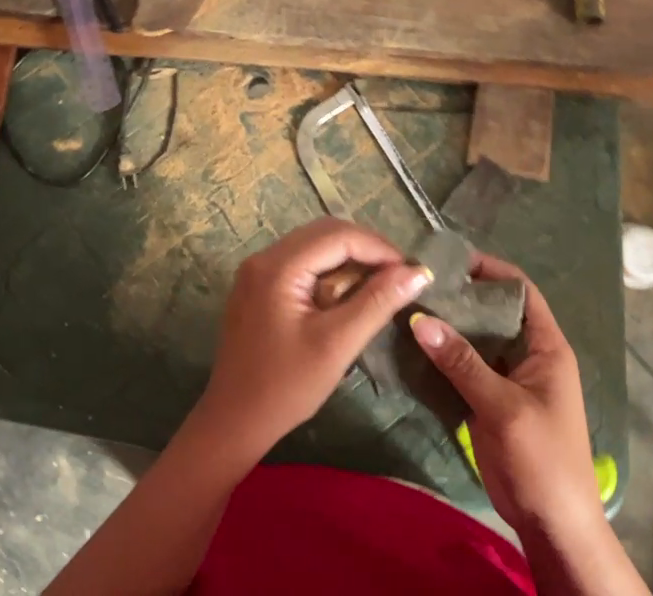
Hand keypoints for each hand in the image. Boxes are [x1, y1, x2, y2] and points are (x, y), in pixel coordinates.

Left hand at [196, 217, 430, 451]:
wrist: (235, 418)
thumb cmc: (286, 386)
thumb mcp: (338, 344)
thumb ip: (377, 303)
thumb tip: (417, 273)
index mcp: (278, 266)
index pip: (338, 236)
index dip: (379, 248)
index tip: (412, 272)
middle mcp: (263, 258)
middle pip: (323, 233)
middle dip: (365, 250)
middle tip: (399, 278)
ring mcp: (256, 271)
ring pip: (312, 246)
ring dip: (347, 261)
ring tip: (379, 287)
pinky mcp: (257, 287)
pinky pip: (299, 263)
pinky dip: (327, 272)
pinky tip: (346, 297)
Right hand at [409, 252, 601, 535]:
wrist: (551, 523)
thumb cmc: (543, 459)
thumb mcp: (504, 407)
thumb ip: (462, 363)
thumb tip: (420, 317)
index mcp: (545, 348)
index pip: (520, 292)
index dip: (489, 271)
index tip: (448, 260)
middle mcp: (524, 355)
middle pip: (490, 312)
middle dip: (457, 297)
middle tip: (413, 284)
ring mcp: (504, 378)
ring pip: (471, 340)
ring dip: (443, 327)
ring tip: (402, 307)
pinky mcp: (485, 400)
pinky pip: (459, 368)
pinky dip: (437, 357)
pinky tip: (406, 347)